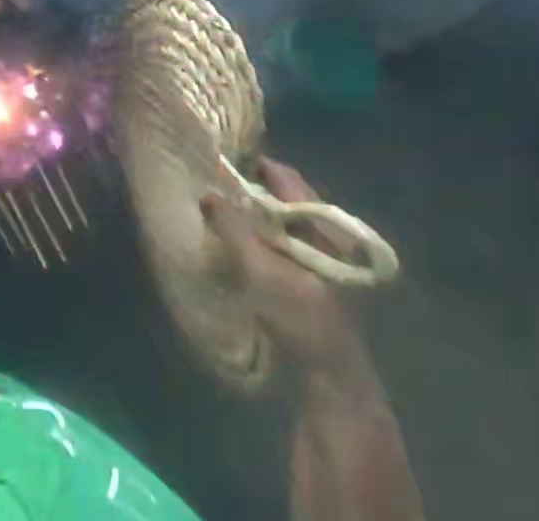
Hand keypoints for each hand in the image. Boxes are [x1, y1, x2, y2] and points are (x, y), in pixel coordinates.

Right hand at [202, 159, 370, 384]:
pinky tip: (236, 235)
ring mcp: (324, 254)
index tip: (219, 161)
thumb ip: (234, 230)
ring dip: (253, 209)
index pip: (289, 180)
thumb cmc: (301, 320)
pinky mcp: (313, 271)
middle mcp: (330, 234)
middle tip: (212, 182)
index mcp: (327, 229)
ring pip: (283, 216)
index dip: (254, 167)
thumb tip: (207, 193)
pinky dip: (259, 228)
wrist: (330, 376)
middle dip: (250, 187)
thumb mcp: (262, 272)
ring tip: (218, 205)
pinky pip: (282, 235)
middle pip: (286, 196)